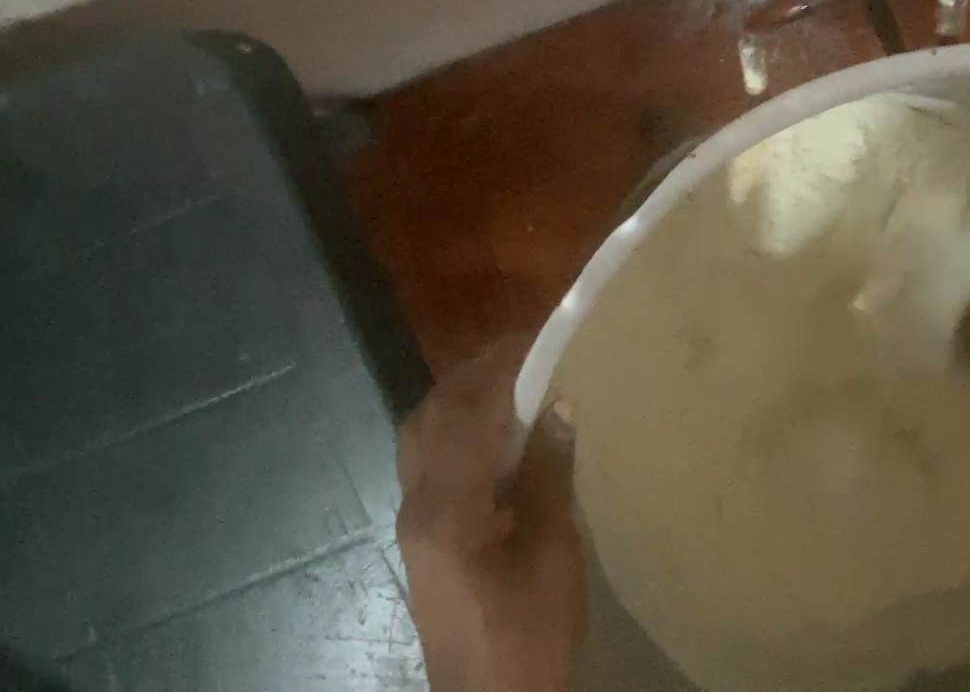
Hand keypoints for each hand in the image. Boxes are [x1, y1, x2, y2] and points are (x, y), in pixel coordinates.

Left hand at [397, 339, 584, 691]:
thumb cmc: (529, 633)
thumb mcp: (553, 553)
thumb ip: (548, 473)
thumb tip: (558, 403)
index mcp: (450, 507)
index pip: (470, 412)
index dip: (502, 366)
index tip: (537, 335)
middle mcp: (417, 503)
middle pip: (434, 413)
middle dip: (478, 372)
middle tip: (526, 350)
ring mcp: (411, 517)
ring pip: (423, 432)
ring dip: (461, 395)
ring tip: (509, 380)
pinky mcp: (419, 531)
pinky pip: (427, 455)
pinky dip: (455, 425)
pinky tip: (491, 429)